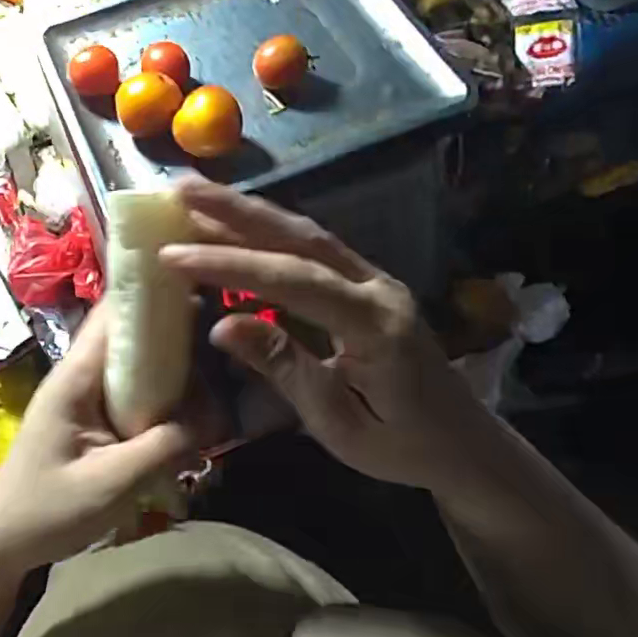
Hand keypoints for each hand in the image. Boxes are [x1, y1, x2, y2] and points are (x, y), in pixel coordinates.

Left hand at [0, 303, 203, 574]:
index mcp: (75, 376)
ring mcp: (84, 395)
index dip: (153, 294)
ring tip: (219, 366)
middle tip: (225, 335)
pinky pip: (131, 392)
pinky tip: (191, 407)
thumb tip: (215, 414)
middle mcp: (79, 375)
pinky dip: (160, 394)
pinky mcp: (91, 417)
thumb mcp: (112, 484)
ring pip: (134, 364)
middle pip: (129, 334)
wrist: (3, 542)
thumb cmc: (48, 511)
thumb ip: (165, 446)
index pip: (113, 314)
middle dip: (173, 331)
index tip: (202, 287)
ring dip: (170, 365)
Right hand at [158, 177, 487, 490]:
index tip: (172, 255)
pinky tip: (235, 223)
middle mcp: (376, 287)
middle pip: (301, 237)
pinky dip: (268, 230)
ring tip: (198, 195)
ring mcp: (374, 279)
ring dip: (249, 211)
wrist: (465, 445)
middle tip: (182, 190)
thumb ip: (284, 368)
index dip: (230, 265)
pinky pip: (312, 247)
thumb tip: (221, 327)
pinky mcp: (365, 283)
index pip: (294, 280)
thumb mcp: (338, 423)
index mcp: (375, 325)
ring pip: (306, 234)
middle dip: (237, 211)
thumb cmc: (402, 446)